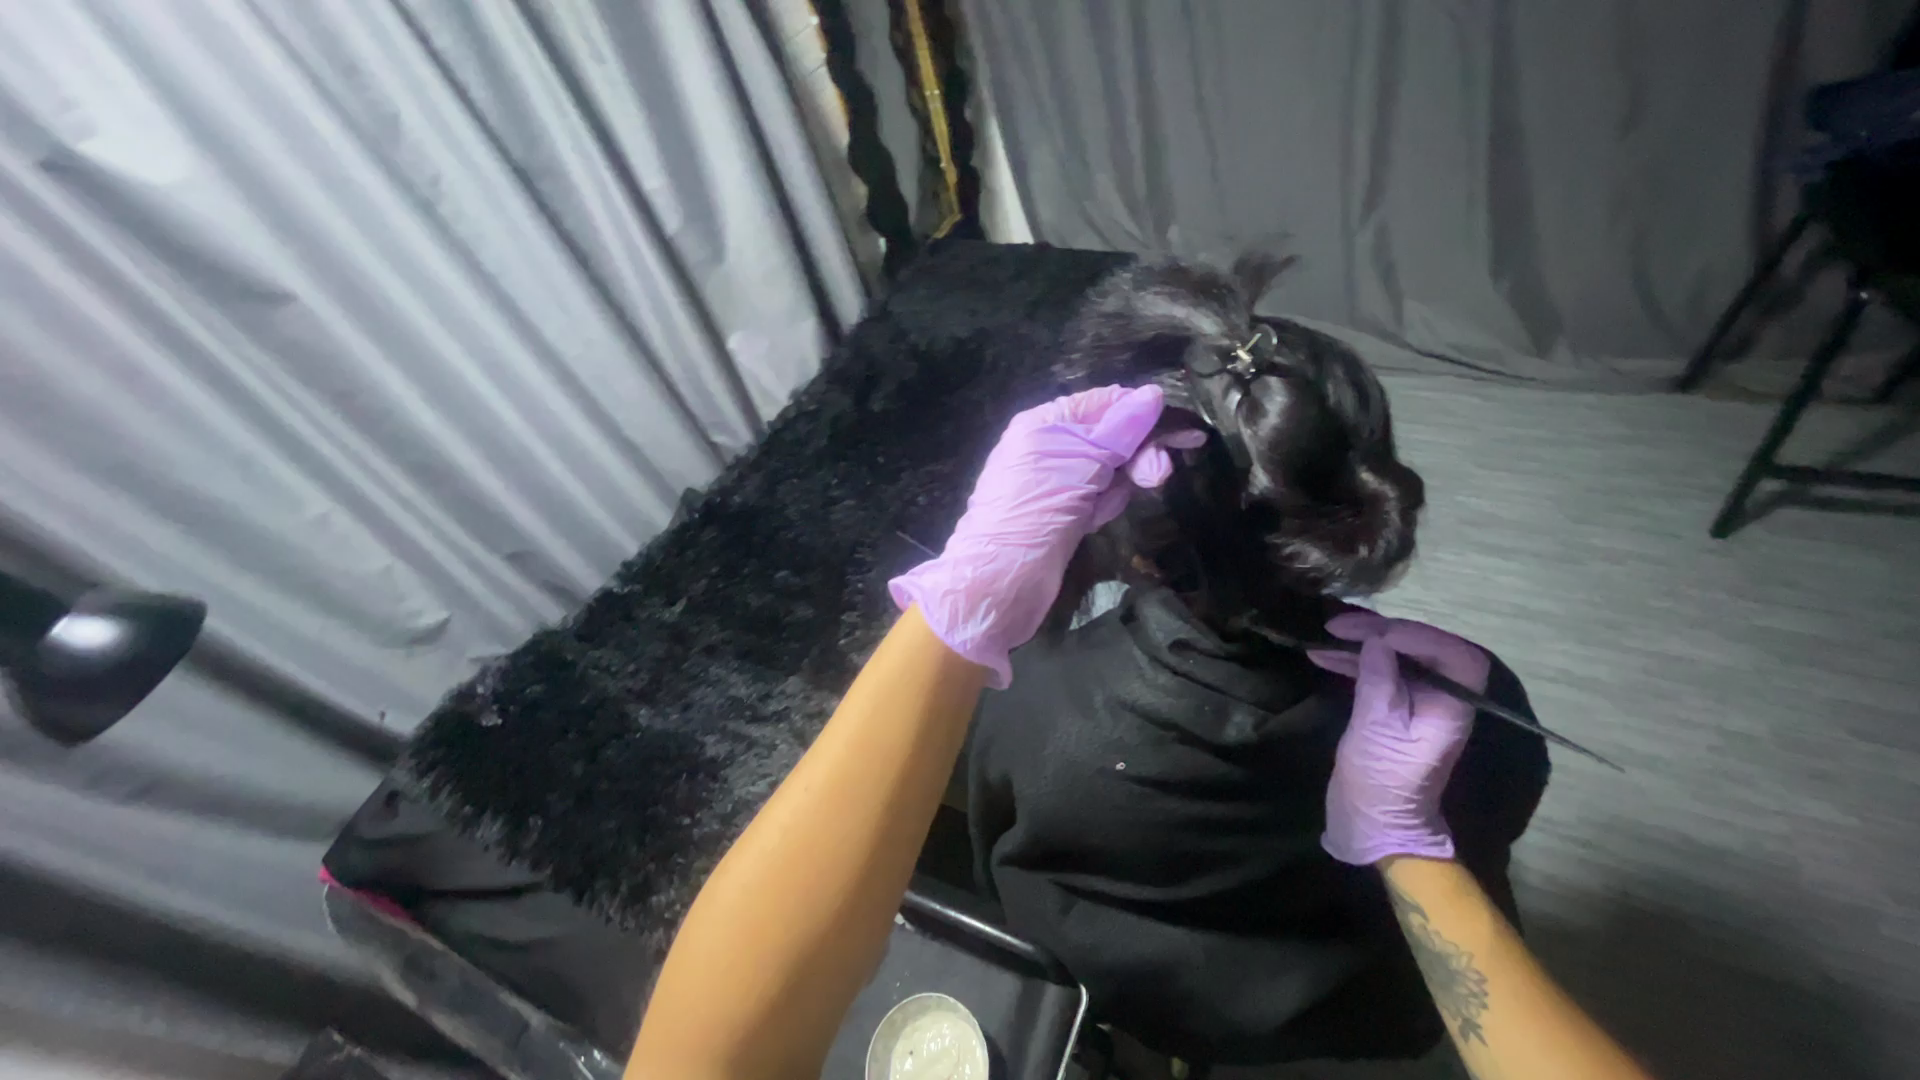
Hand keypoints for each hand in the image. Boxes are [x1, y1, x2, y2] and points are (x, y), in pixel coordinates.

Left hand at [890, 384, 1203, 687]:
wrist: (999, 582)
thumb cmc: (1036, 512)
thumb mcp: (1081, 461)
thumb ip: (1119, 429)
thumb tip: (1153, 394)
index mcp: (1046, 422)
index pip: (1106, 403)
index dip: (1148, 415)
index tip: (1189, 434)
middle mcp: (1048, 445)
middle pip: (1113, 436)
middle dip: (1138, 455)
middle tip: (1159, 477)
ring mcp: (1053, 481)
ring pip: (1110, 470)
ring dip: (1120, 485)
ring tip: (1105, 507)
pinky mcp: (1060, 514)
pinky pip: (1096, 498)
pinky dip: (1104, 506)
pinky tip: (1093, 521)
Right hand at [1308, 612, 1490, 864]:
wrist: (1374, 822)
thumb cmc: (1381, 782)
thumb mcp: (1376, 731)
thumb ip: (1380, 682)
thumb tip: (1377, 641)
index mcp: (1452, 706)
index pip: (1451, 653)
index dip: (1415, 634)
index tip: (1372, 633)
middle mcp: (1443, 698)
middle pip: (1422, 649)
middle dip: (1381, 632)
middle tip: (1338, 626)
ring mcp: (1419, 703)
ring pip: (1397, 658)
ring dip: (1362, 644)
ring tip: (1324, 637)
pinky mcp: (1394, 708)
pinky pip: (1380, 673)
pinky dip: (1354, 661)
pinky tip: (1323, 655)